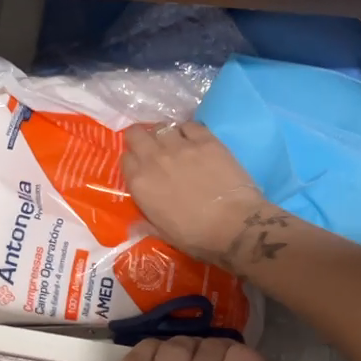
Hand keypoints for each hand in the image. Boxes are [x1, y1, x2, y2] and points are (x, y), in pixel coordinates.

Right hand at [121, 122, 282, 265]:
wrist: (235, 226)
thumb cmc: (196, 236)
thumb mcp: (161, 233)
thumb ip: (144, 221)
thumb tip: (134, 223)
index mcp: (140, 182)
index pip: (125, 158)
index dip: (133, 161)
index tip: (140, 166)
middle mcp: (154, 158)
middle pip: (136, 134)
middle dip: (141, 138)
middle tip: (152, 148)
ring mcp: (180, 146)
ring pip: (162, 127)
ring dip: (164, 135)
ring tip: (174, 144)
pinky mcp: (206, 141)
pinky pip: (189, 125)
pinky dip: (188, 131)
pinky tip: (194, 140)